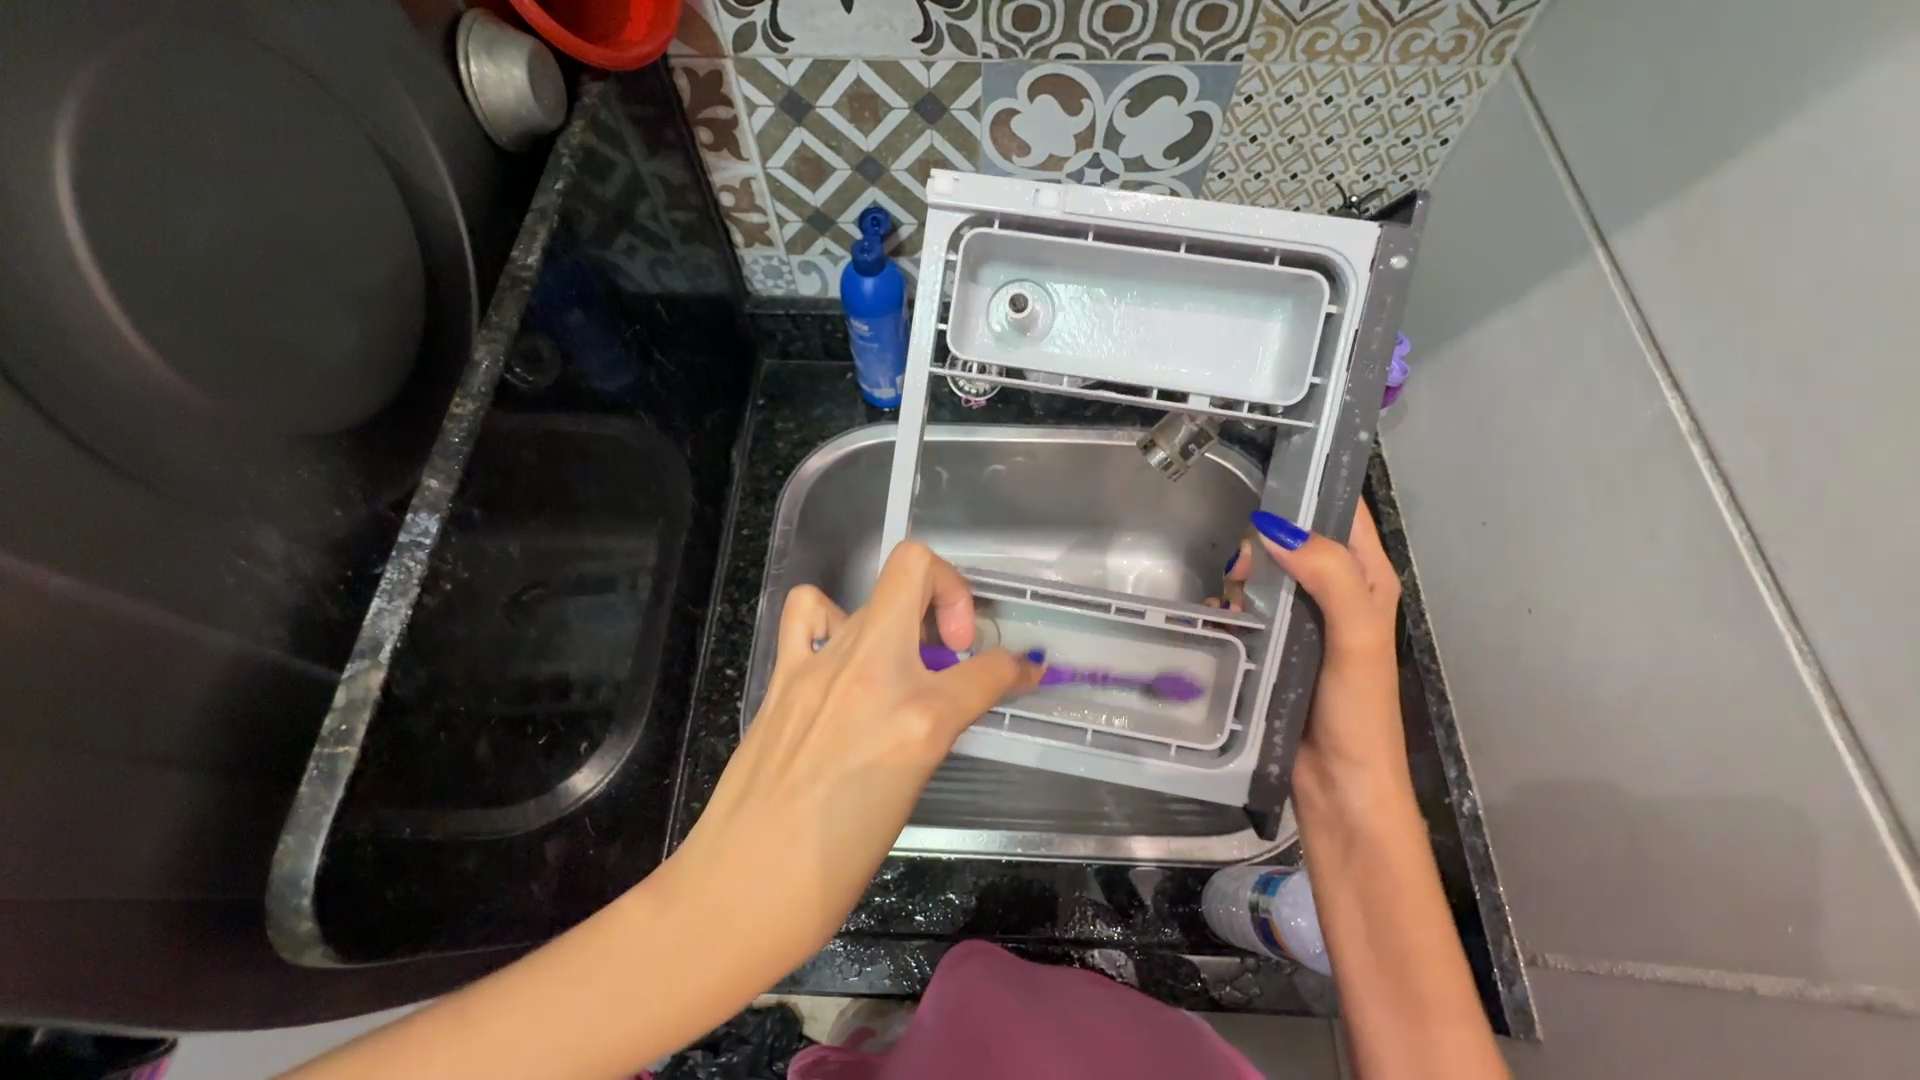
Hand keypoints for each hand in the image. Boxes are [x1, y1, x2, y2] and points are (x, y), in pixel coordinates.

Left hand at [663, 541, 1041, 980]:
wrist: (740, 889)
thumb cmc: (835, 868)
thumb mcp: (909, 795)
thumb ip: (933, 735)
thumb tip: (947, 707)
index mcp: (918, 720)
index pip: (990, 671)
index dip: (1017, 668)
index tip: (1024, 671)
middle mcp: (873, 673)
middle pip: (918, 570)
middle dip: (954, 592)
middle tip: (954, 644)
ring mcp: (821, 664)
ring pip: (870, 589)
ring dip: (900, 610)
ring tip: (901, 656)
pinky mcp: (784, 674)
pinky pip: (809, 611)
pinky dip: (832, 618)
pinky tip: (840, 655)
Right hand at [1223, 501, 1404, 789]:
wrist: (1339, 788)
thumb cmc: (1358, 712)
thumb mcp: (1356, 638)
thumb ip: (1330, 577)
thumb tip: (1276, 528)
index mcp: (1368, 581)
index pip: (1342, 513)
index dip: (1311, 486)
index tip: (1265, 467)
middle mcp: (1336, 594)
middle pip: (1295, 539)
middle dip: (1263, 536)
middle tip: (1238, 556)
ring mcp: (1303, 622)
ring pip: (1266, 574)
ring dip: (1243, 574)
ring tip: (1225, 589)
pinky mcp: (1275, 649)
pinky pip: (1247, 610)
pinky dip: (1230, 607)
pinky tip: (1215, 617)